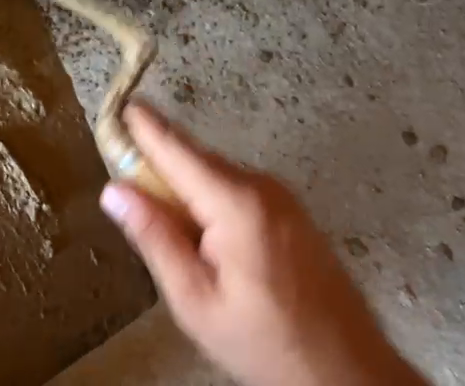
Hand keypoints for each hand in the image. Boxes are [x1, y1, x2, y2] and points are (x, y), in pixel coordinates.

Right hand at [99, 104, 424, 385]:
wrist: (350, 373)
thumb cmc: (267, 343)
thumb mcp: (196, 301)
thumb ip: (155, 239)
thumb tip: (114, 190)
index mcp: (235, 203)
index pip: (175, 148)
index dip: (143, 126)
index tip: (117, 106)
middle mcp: (260, 185)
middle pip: (193, 158)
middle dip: (159, 169)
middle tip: (132, 200)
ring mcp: (281, 195)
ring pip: (213, 174)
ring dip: (185, 190)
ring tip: (176, 240)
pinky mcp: (291, 209)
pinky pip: (235, 189)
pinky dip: (210, 201)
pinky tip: (209, 244)